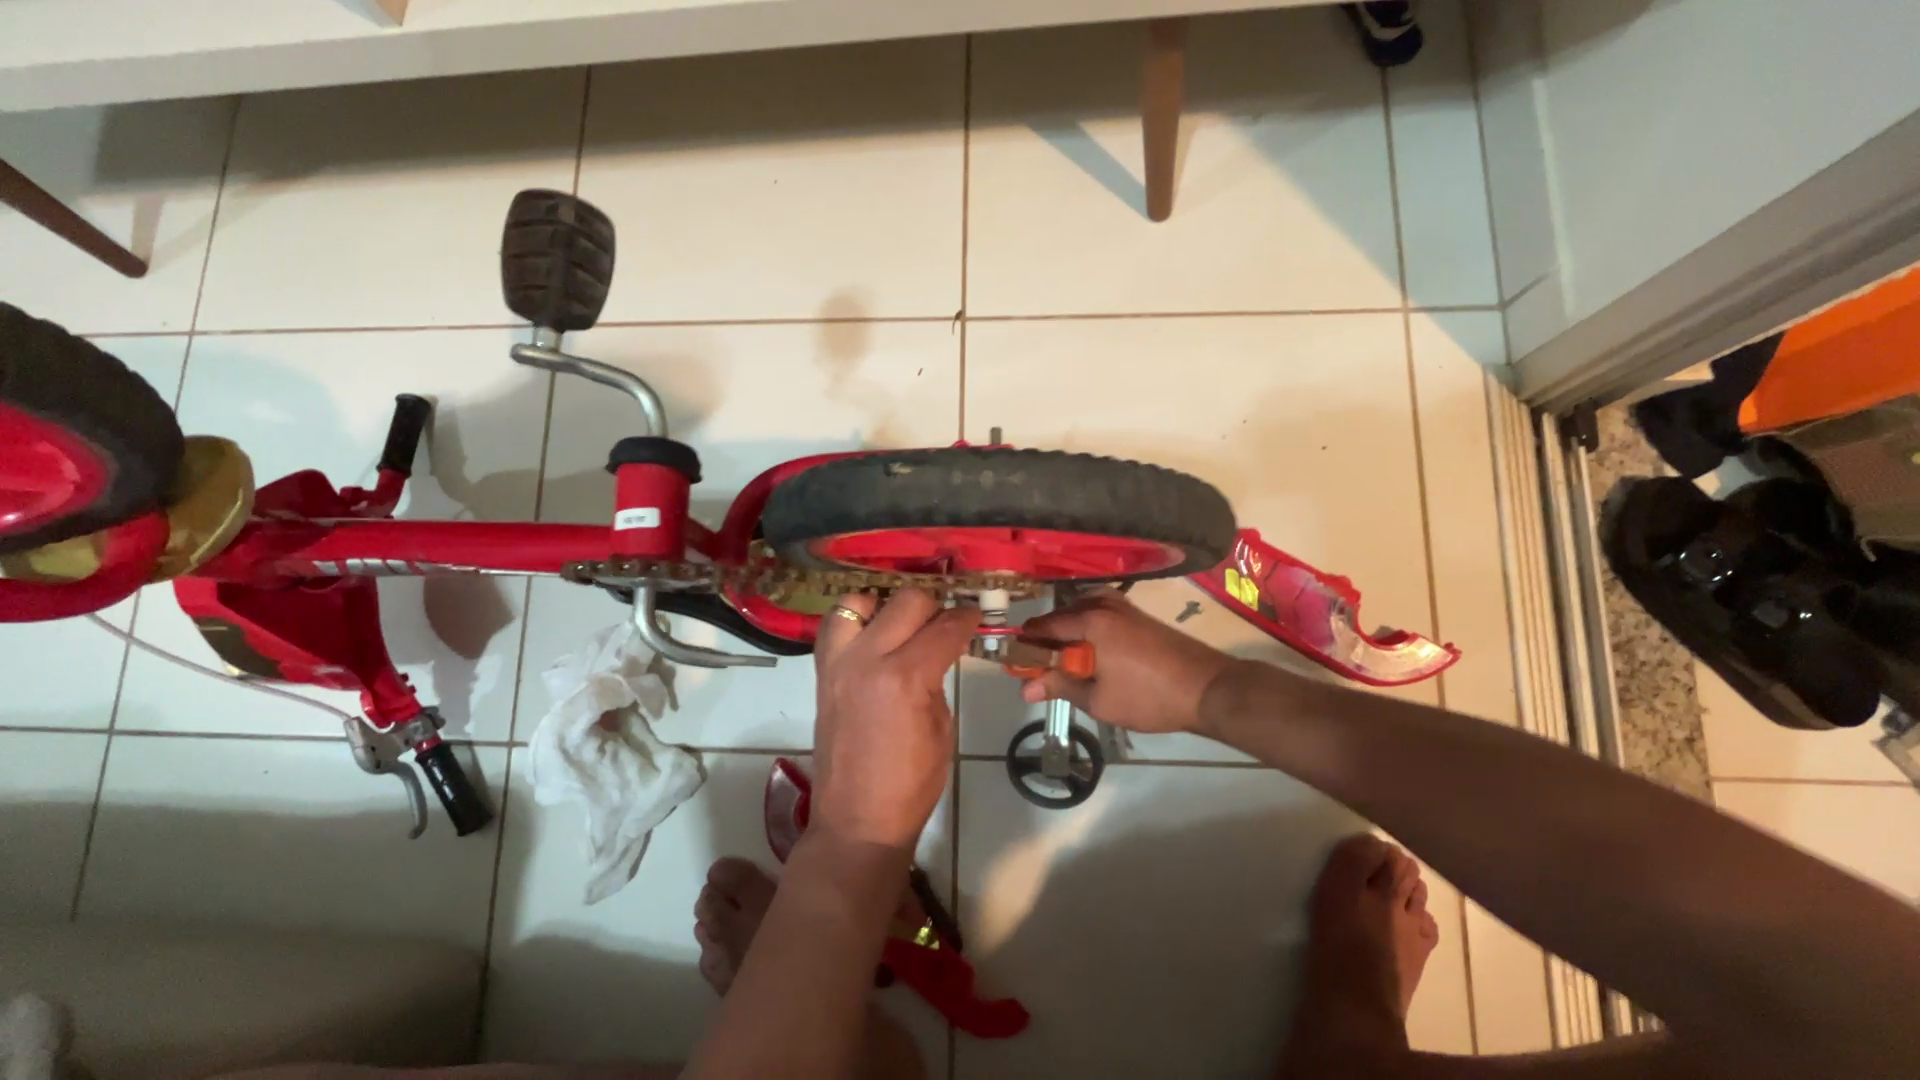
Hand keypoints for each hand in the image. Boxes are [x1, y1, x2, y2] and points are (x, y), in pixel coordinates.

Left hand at [811, 589, 978, 851]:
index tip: (976, 617)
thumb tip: (937, 654)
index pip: (945, 627)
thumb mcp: (942, 728)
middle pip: (908, 601)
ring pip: (861, 601)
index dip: (967, 619)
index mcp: (907, 678)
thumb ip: (937, 680)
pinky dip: (855, 621)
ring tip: (901, 628)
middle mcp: (868, 659)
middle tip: (943, 626)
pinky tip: (873, 638)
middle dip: (933, 608)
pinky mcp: (821, 672)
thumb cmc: (912, 784)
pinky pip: (834, 626)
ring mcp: (838, 663)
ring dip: (886, 607)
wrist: (858, 818)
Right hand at [1018, 590, 1236, 734]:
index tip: (1014, 659)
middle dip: (1047, 636)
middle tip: (1039, 663)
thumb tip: (1025, 689)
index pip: (1046, 627)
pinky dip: (1089, 624)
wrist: (1209, 688)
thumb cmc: (1149, 697)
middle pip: (1064, 614)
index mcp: (1091, 623)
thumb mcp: (1098, 699)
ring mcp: (1127, 609)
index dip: (1027, 644)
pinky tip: (1092, 648)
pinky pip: (1103, 612)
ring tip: (1064, 655)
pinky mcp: (1142, 618)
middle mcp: (1106, 607)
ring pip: (1085, 609)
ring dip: (1069, 628)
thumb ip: (1061, 687)